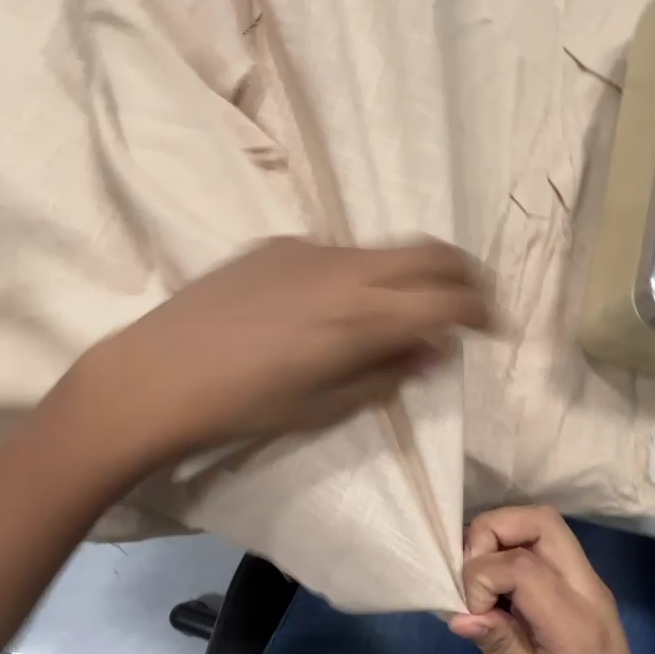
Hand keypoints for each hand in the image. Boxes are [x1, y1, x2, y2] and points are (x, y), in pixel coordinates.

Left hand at [73, 236, 491, 459]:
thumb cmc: (245, 408)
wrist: (158, 375)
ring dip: (413, 274)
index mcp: (363, 317)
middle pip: (433, 252)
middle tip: (470, 305)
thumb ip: (388, 372)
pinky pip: (341, 252)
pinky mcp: (278, 245)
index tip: (496, 328)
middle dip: (465, 276)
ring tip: (404, 311)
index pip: (450, 299)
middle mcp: (347, 270)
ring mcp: (311, 250)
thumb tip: (433, 349)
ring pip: (387, 249)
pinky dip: (363, 274)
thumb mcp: (326, 407)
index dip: (484, 311)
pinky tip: (336, 307)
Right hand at [448, 507, 654, 653]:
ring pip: (546, 525)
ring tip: (481, 577)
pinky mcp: (586, 588)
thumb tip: (460, 615)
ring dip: (504, 536)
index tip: (472, 613)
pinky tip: (499, 586)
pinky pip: (549, 546)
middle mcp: (589, 592)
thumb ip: (498, 649)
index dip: (482, 576)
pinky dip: (516, 548)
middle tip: (469, 572)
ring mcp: (591, 585)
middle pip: (542, 521)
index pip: (523, 564)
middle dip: (492, 530)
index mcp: (575, 625)